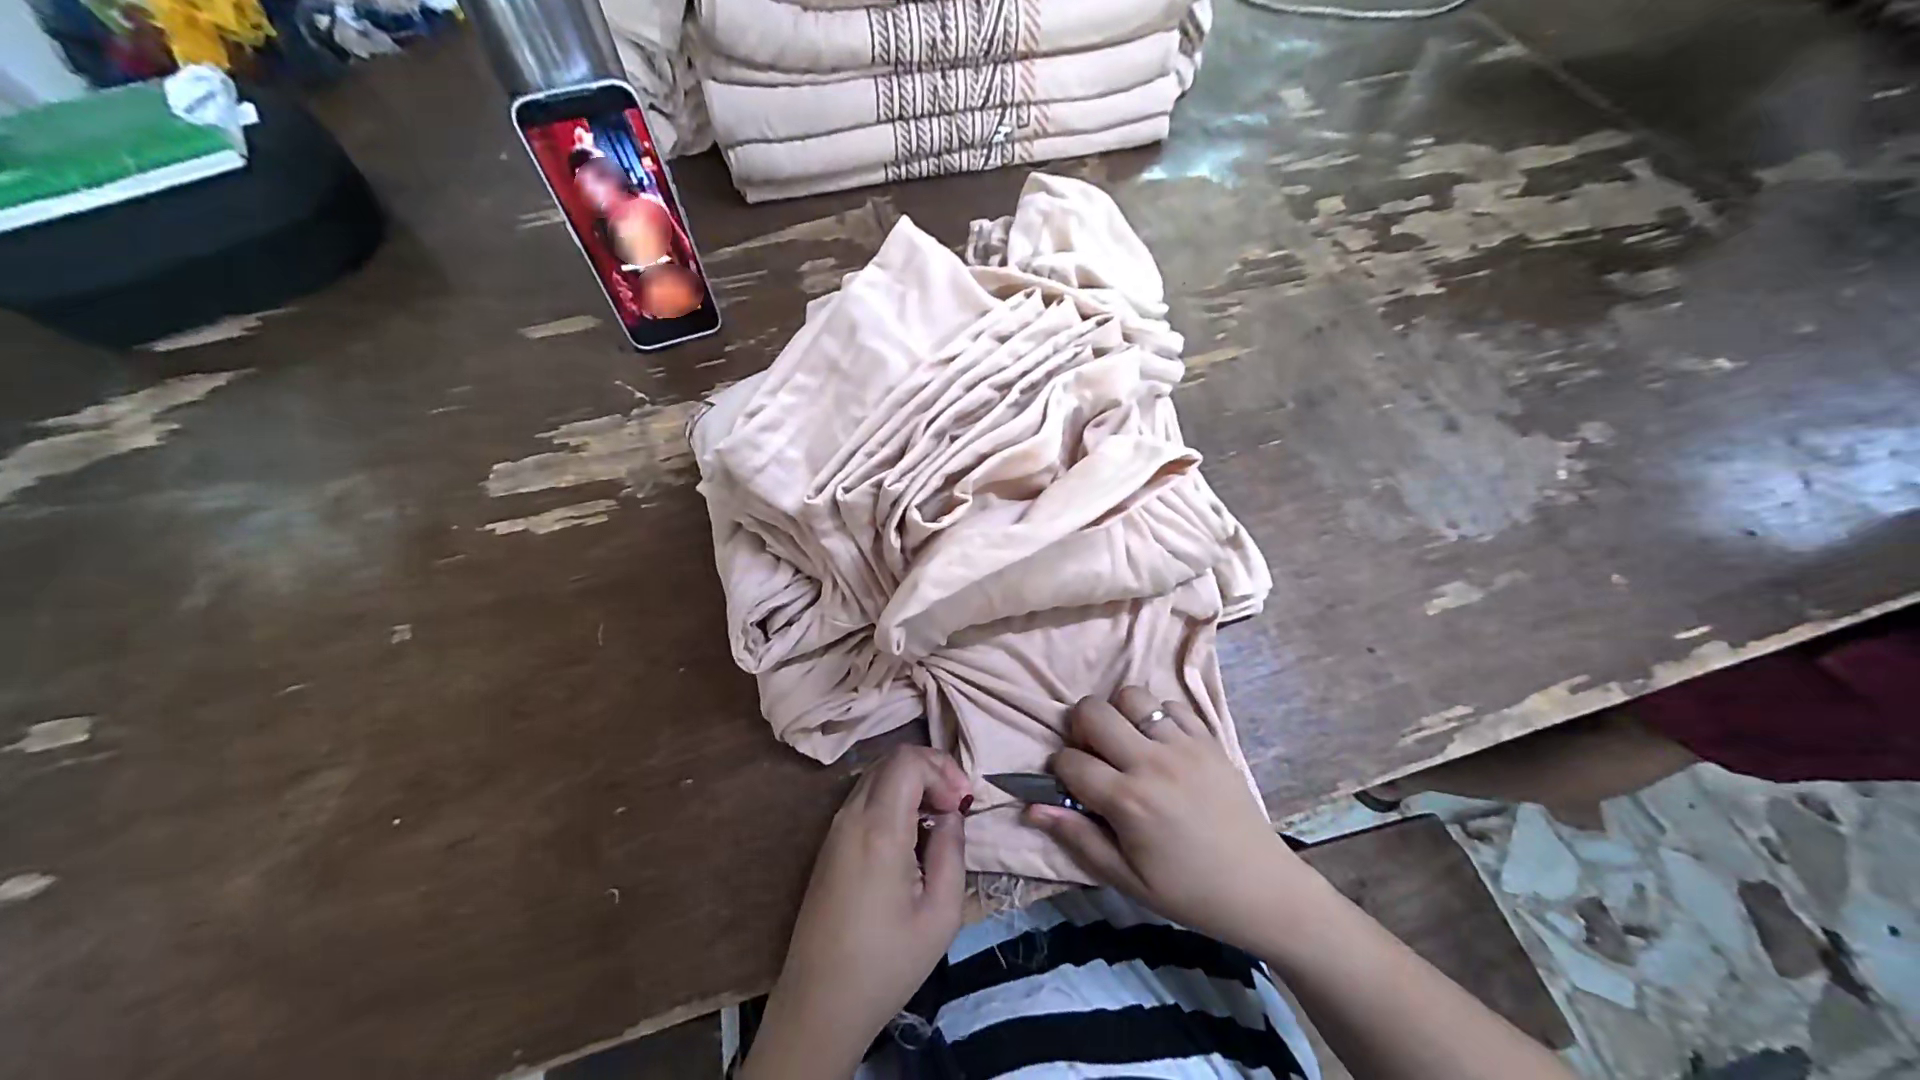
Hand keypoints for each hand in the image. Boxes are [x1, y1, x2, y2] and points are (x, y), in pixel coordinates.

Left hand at [743, 745, 970, 1079]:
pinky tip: (912, 832)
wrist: (820, 1004)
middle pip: (892, 760)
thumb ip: (952, 850)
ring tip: (939, 817)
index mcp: (878, 828)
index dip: (942, 770)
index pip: (908, 760)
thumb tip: (951, 814)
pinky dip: (894, 797)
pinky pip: (865, 798)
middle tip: (957, 804)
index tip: (962, 805)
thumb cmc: (886, 963)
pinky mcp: (829, 844)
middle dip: (932, 770)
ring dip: (913, 783)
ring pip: (877, 775)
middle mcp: (851, 816)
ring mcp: (835, 828)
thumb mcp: (940, 913)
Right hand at [1025, 687, 1317, 949]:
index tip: (1071, 785)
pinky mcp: (1209, 740)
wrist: (1263, 889)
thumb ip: (1078, 838)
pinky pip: (1170, 705)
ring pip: (1131, 696)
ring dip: (1118, 714)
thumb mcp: (1126, 879)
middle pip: (1093, 711)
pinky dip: (1156, 717)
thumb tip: (1032, 807)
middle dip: (1079, 727)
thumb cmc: (1188, 891)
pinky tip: (1160, 745)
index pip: (1070, 761)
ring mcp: (1184, 746)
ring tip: (1126, 743)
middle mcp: (1152, 763)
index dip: (1060, 770)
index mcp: (1129, 802)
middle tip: (1092, 754)